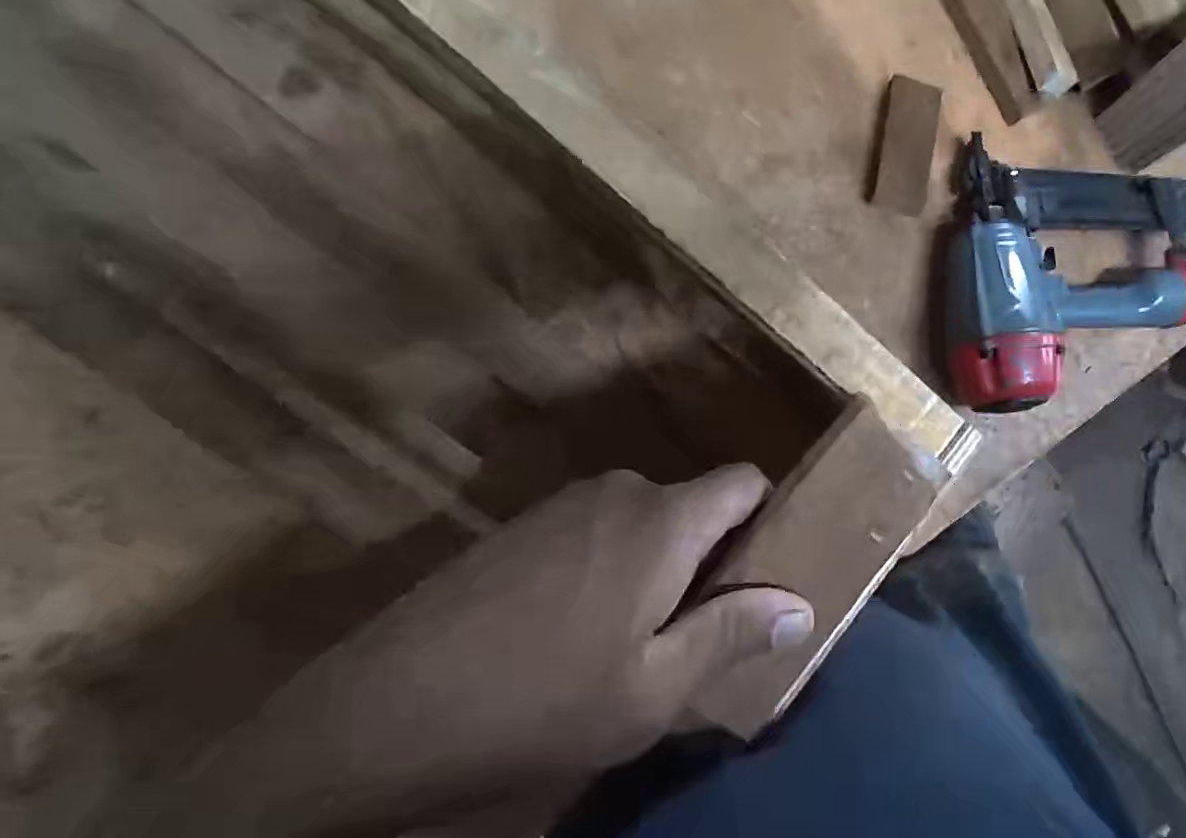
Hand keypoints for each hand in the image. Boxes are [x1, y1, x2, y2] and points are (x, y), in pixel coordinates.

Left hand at [150, 466, 812, 836]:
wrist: (371, 719)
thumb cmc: (537, 704)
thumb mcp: (651, 691)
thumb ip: (732, 634)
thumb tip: (802, 606)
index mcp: (664, 520)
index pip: (746, 479)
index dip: (766, 514)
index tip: (762, 568)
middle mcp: (621, 491)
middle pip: (696, 502)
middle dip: (708, 551)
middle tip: (692, 622)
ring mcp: (564, 504)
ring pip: (646, 517)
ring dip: (657, 560)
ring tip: (628, 632)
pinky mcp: (521, 526)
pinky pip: (596, 528)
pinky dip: (609, 562)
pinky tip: (569, 626)